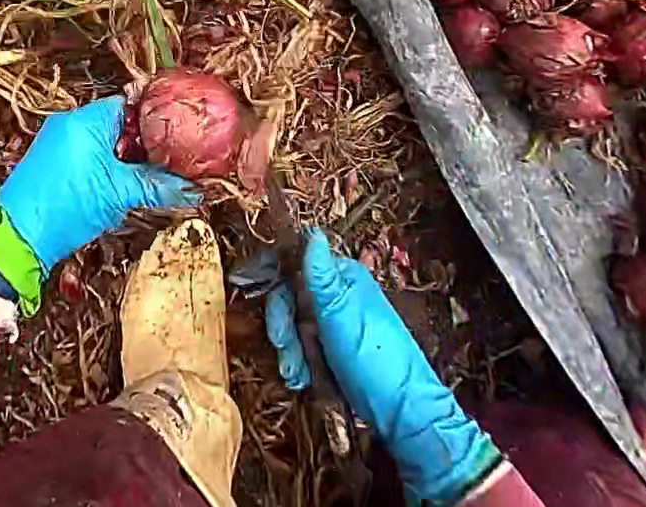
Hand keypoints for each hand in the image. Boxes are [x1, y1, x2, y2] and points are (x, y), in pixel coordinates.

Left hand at [0, 96, 199, 270]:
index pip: (130, 103)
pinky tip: (121, 183)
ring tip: (148, 172)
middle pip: (119, 122)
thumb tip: (194, 190)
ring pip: (104, 139)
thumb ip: (160, 186)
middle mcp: (71, 123)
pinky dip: (107, 163)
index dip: (154, 117)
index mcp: (87, 119)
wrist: (16, 238)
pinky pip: (89, 152)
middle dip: (142, 140)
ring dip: (125, 155)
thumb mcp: (120, 193)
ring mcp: (59, 141)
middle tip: (166, 156)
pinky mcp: (52, 161)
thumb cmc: (64, 206)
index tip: (174, 132)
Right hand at [265, 230, 500, 504]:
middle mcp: (338, 296)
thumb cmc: (374, 358)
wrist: (403, 414)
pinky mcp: (336, 353)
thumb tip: (311, 231)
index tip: (242, 280)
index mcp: (342, 277)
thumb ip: (320, 273)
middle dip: (282, 322)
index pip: (297, 260)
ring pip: (295, 327)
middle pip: (291, 296)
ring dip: (290, 349)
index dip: (270, 269)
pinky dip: (301, 364)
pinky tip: (305, 380)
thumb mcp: (340, 312)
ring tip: (298, 373)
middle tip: (282, 345)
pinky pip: (306, 350)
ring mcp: (337, 325)